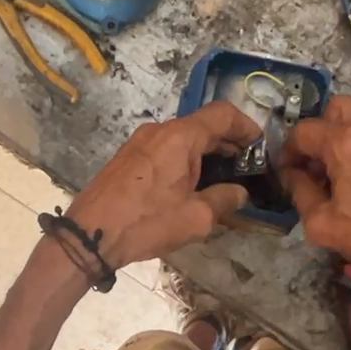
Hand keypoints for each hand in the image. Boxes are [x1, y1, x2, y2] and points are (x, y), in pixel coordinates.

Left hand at [66, 100, 261, 266]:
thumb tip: (239, 193)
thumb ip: (224, 200)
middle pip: (202, 126)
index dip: (246, 126)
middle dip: (227, 143)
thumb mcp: (196, 217)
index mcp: (180, 136)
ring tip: (219, 181)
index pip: (223, 114)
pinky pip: (164, 150)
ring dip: (204, 154)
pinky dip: (183, 160)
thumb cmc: (146, 223)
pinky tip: (189, 186)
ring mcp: (139, 142)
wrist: (90, 235)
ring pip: (182, 139)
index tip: (260, 146)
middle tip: (245, 168)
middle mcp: (159, 130)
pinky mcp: (127, 158)